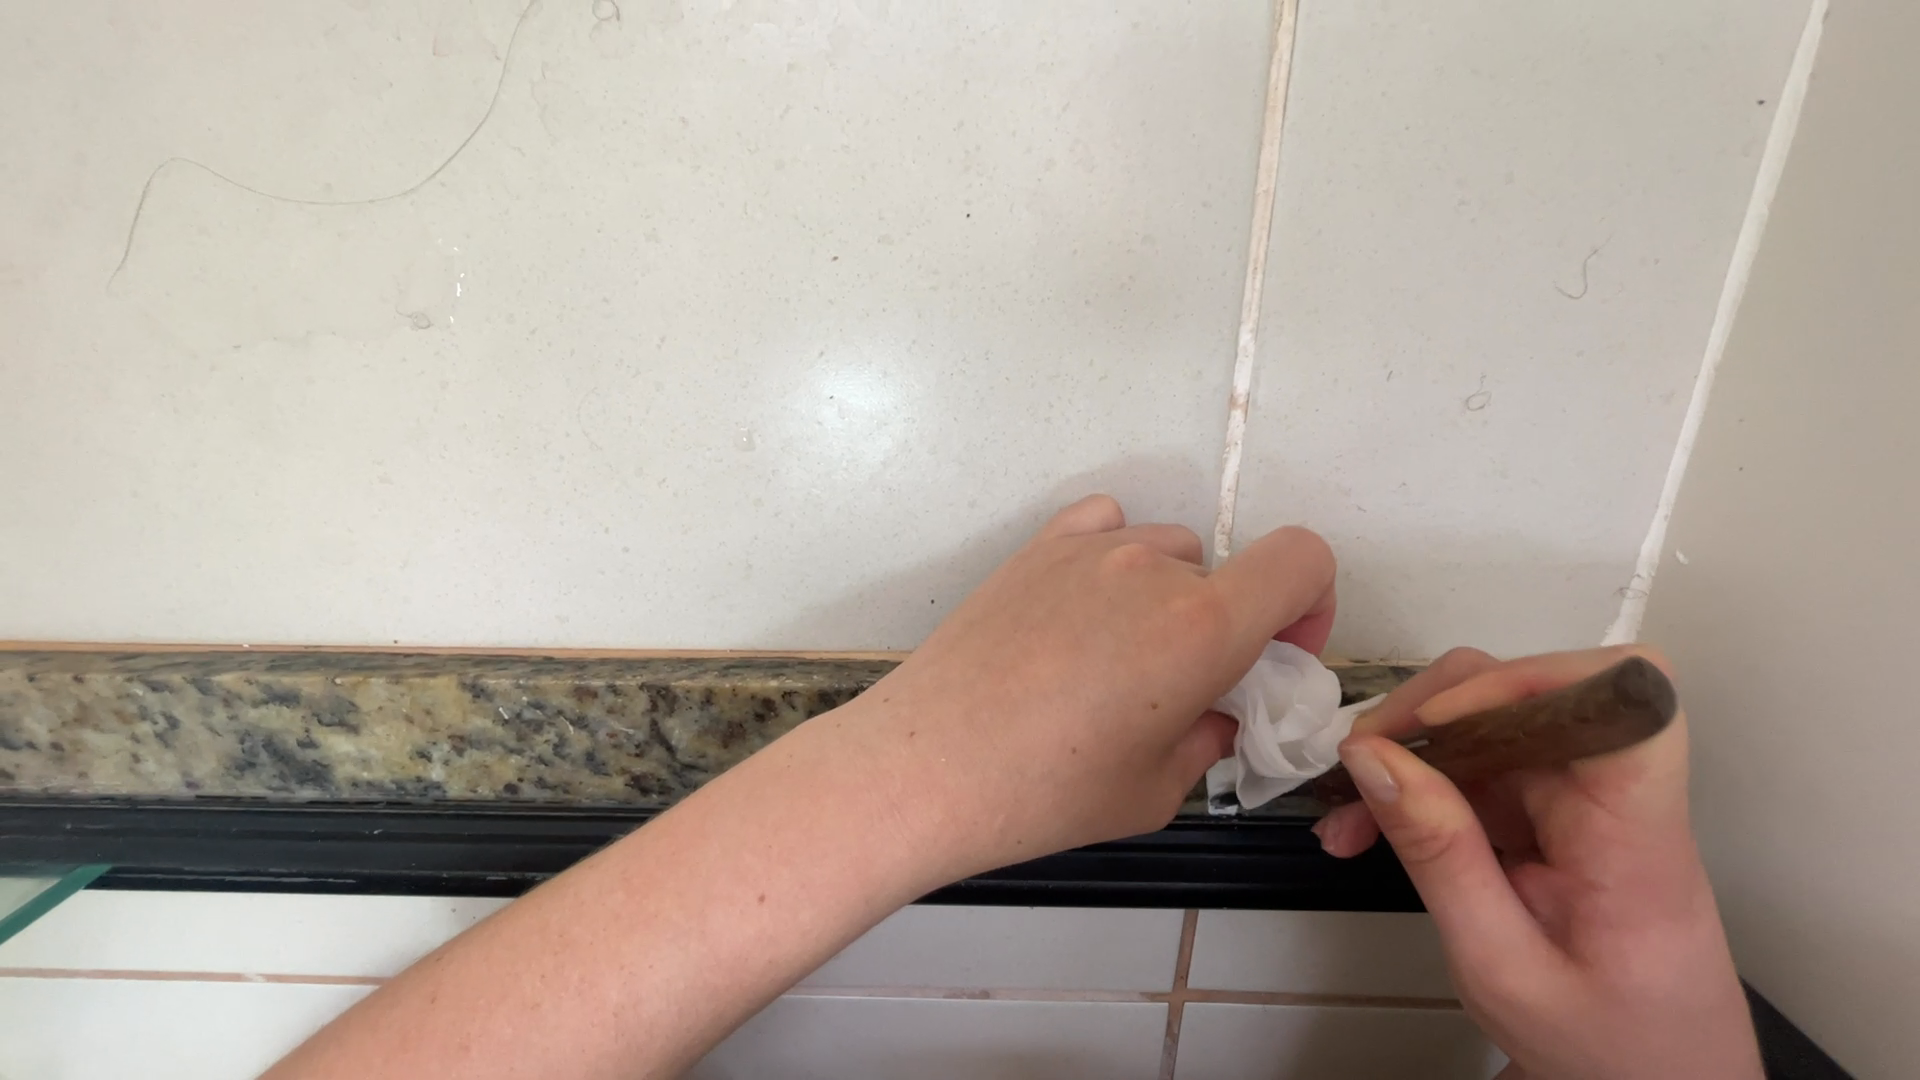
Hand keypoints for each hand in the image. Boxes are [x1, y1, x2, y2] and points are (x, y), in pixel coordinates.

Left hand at [848, 494, 1335, 879]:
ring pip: (1166, 550)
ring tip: (1119, 653)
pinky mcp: (1034, 548)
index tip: (1277, 653)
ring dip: (1168, 593)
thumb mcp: (1156, 791)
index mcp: (1201, 626)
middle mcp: (1149, 568)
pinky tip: (1086, 603)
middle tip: (1180, 685)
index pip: (1303, 558)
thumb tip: (1216, 711)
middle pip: (1226, 572)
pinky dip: (1114, 554)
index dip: (1312, 603)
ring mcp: (1085, 549)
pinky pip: (1104, 524)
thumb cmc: (1045, 793)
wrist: (928, 765)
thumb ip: (1210, 737)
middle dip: (1226, 625)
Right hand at [1315, 646, 1760, 1079]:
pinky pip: (1464, 770)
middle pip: (1524, 694)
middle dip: (1422, 715)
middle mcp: (1609, 799)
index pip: (1628, 699)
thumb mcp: (1498, 965)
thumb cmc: (1597, 1051)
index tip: (1439, 723)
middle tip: (1355, 764)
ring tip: (1344, 814)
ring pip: (1477, 727)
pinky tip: (1363, 828)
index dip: (1528, 681)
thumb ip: (1438, 855)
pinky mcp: (1543, 815)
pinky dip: (1406, 789)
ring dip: (1399, 756)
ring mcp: (1573, 804)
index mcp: (1634, 838)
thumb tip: (1370, 754)